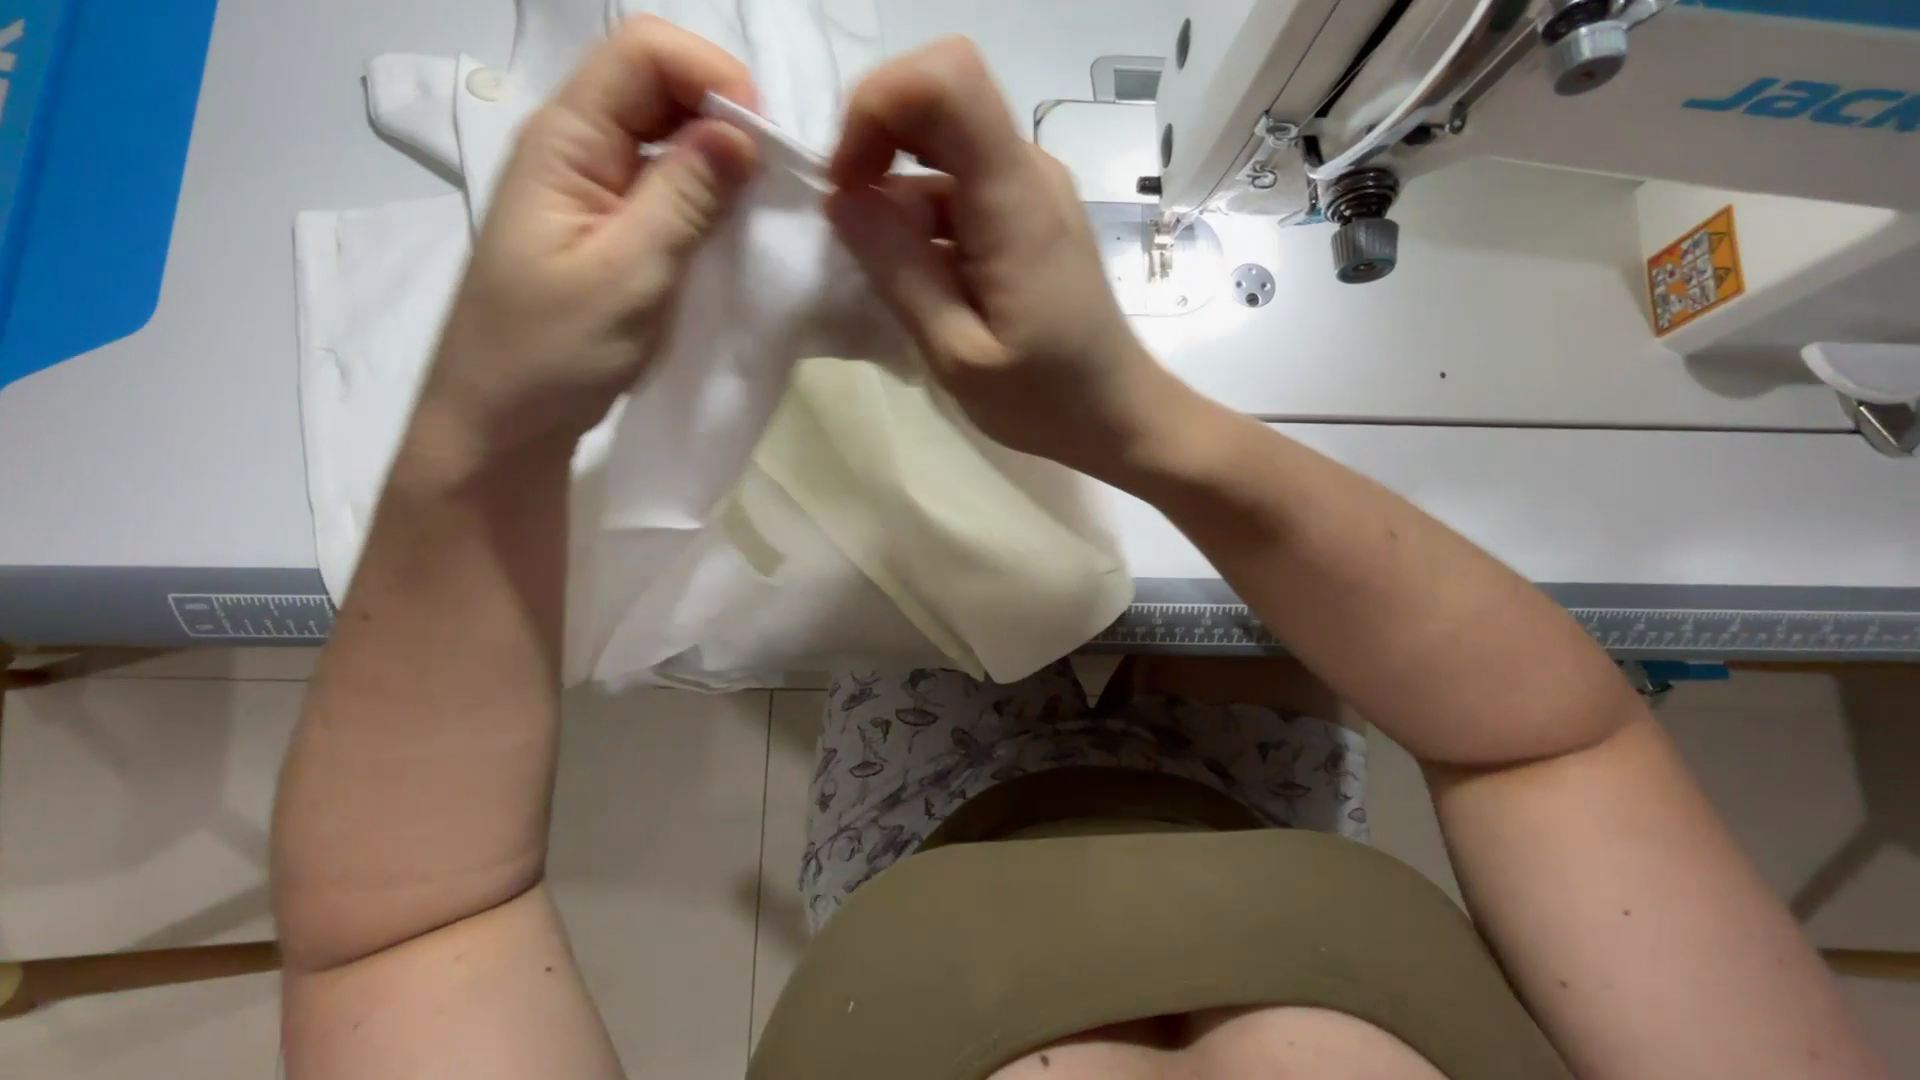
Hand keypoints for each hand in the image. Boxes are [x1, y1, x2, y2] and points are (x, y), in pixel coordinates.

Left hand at [416, 16, 758, 471]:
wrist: (503, 424)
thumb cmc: (551, 352)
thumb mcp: (627, 274)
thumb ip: (684, 197)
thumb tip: (741, 133)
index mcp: (565, 141)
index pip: (643, 53)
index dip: (712, 78)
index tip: (761, 147)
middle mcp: (577, 149)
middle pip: (658, 86)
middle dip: (724, 117)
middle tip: (771, 182)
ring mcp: (592, 190)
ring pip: (667, 138)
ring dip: (720, 162)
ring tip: (759, 209)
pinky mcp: (609, 230)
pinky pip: (665, 188)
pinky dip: (706, 199)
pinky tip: (731, 233)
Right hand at [826, 38, 1178, 477]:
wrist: (1119, 415)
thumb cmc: (1045, 399)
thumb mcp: (958, 354)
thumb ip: (899, 272)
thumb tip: (842, 200)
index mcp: (1015, 199)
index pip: (946, 80)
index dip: (877, 108)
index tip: (847, 187)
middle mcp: (1028, 173)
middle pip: (939, 99)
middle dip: (874, 146)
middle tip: (850, 229)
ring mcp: (1031, 190)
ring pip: (942, 147)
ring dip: (894, 194)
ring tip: (880, 274)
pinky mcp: (1027, 215)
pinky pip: (958, 185)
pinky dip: (919, 217)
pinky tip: (915, 279)